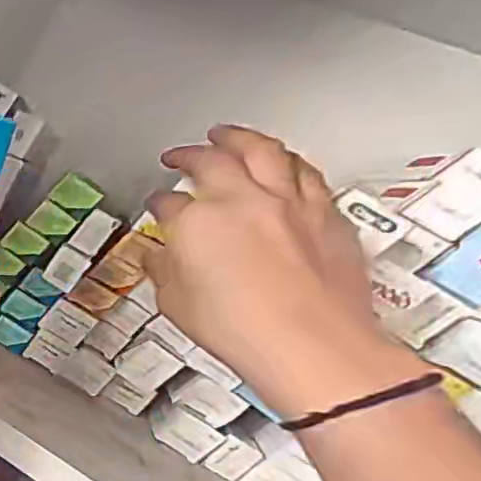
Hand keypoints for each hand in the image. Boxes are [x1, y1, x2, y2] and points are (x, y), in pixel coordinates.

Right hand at [147, 125, 427, 419]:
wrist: (311, 346)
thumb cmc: (244, 330)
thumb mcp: (176, 305)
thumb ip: (164, 271)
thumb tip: (160, 258)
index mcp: (196, 222)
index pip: (167, 203)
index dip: (157, 203)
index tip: (156, 205)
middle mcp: (242, 201)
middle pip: (211, 160)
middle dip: (189, 154)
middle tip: (180, 154)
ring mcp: (287, 202)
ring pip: (263, 150)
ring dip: (240, 137)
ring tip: (228, 134)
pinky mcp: (324, 213)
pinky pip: (305, 171)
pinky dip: (287, 161)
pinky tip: (283, 160)